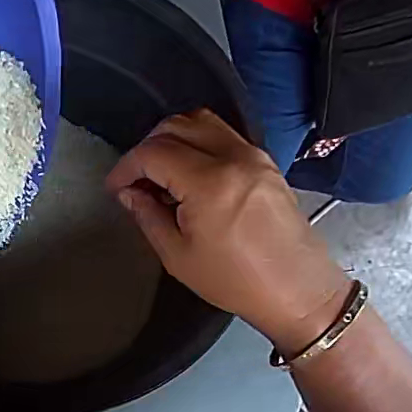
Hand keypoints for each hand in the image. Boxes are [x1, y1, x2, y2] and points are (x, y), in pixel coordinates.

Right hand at [104, 110, 352, 350]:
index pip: (154, 152)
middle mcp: (233, 157)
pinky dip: (195, 143)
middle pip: (176, 126)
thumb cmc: (233, 281)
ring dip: (171, 139)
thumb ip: (148, 216)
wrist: (296, 289)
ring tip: (159, 174)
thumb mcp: (177, 256)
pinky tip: (186, 175)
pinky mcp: (265, 161)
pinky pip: (222, 134)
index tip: (114, 189)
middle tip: (134, 180)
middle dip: (145, 148)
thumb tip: (129, 193)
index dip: (126, 167)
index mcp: (209, 183)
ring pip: (201, 121)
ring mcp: (254, 155)